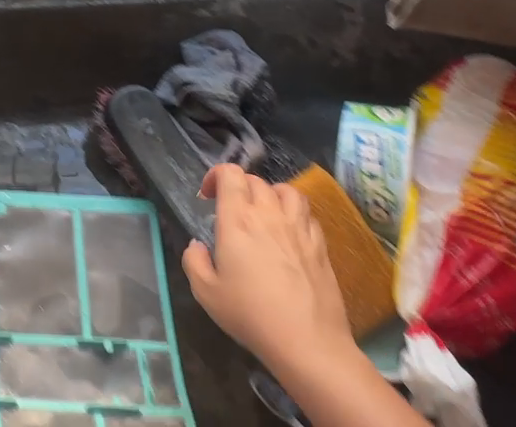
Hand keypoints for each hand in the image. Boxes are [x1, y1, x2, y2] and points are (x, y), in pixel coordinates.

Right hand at [181, 164, 352, 367]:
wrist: (308, 342)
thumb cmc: (251, 314)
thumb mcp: (205, 292)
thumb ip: (194, 261)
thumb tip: (197, 245)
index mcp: (238, 220)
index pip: (230, 174)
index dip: (216, 175)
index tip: (208, 196)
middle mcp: (269, 215)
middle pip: (256, 180)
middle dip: (239, 187)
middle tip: (231, 210)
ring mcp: (299, 228)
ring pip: (287, 190)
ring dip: (271, 194)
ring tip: (264, 212)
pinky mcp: (320, 245)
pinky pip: (307, 214)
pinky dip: (295, 214)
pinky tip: (289, 232)